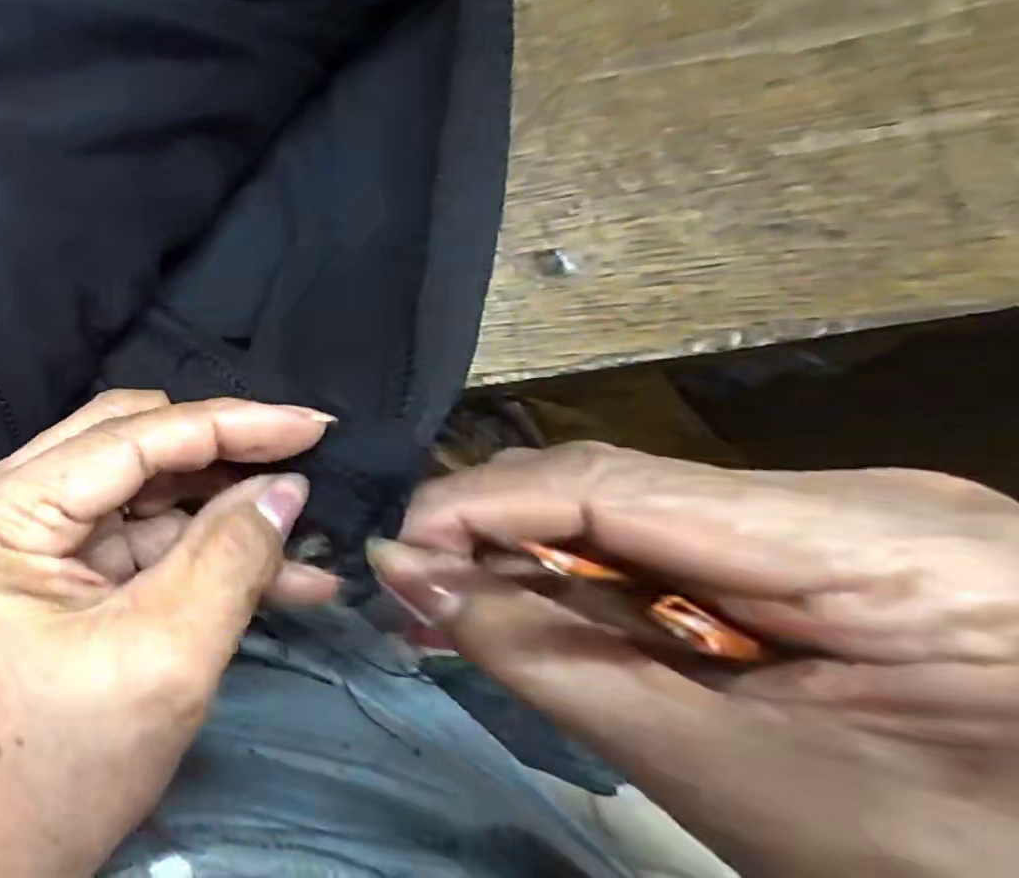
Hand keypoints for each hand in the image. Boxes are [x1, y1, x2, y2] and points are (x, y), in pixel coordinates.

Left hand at [0, 390, 338, 876]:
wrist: (13, 829)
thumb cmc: (72, 756)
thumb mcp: (164, 656)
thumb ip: (229, 559)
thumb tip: (286, 487)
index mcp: (3, 509)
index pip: (128, 439)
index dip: (226, 425)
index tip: (309, 423)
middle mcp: (7, 494)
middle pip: (132, 438)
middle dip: (223, 449)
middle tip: (307, 454)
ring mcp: (34, 519)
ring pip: (146, 475)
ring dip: (225, 497)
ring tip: (306, 518)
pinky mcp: (66, 548)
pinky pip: (146, 521)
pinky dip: (208, 537)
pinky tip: (281, 563)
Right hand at [370, 443, 1018, 876]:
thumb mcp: (735, 782)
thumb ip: (548, 659)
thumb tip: (402, 572)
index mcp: (870, 541)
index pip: (604, 480)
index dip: (474, 505)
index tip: (391, 558)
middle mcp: (842, 502)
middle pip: (606, 489)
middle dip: (490, 540)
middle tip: (409, 598)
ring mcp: (832, 528)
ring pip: (621, 518)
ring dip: (526, 567)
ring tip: (446, 613)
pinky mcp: (817, 564)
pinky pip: (661, 554)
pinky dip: (585, 589)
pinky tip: (531, 618)